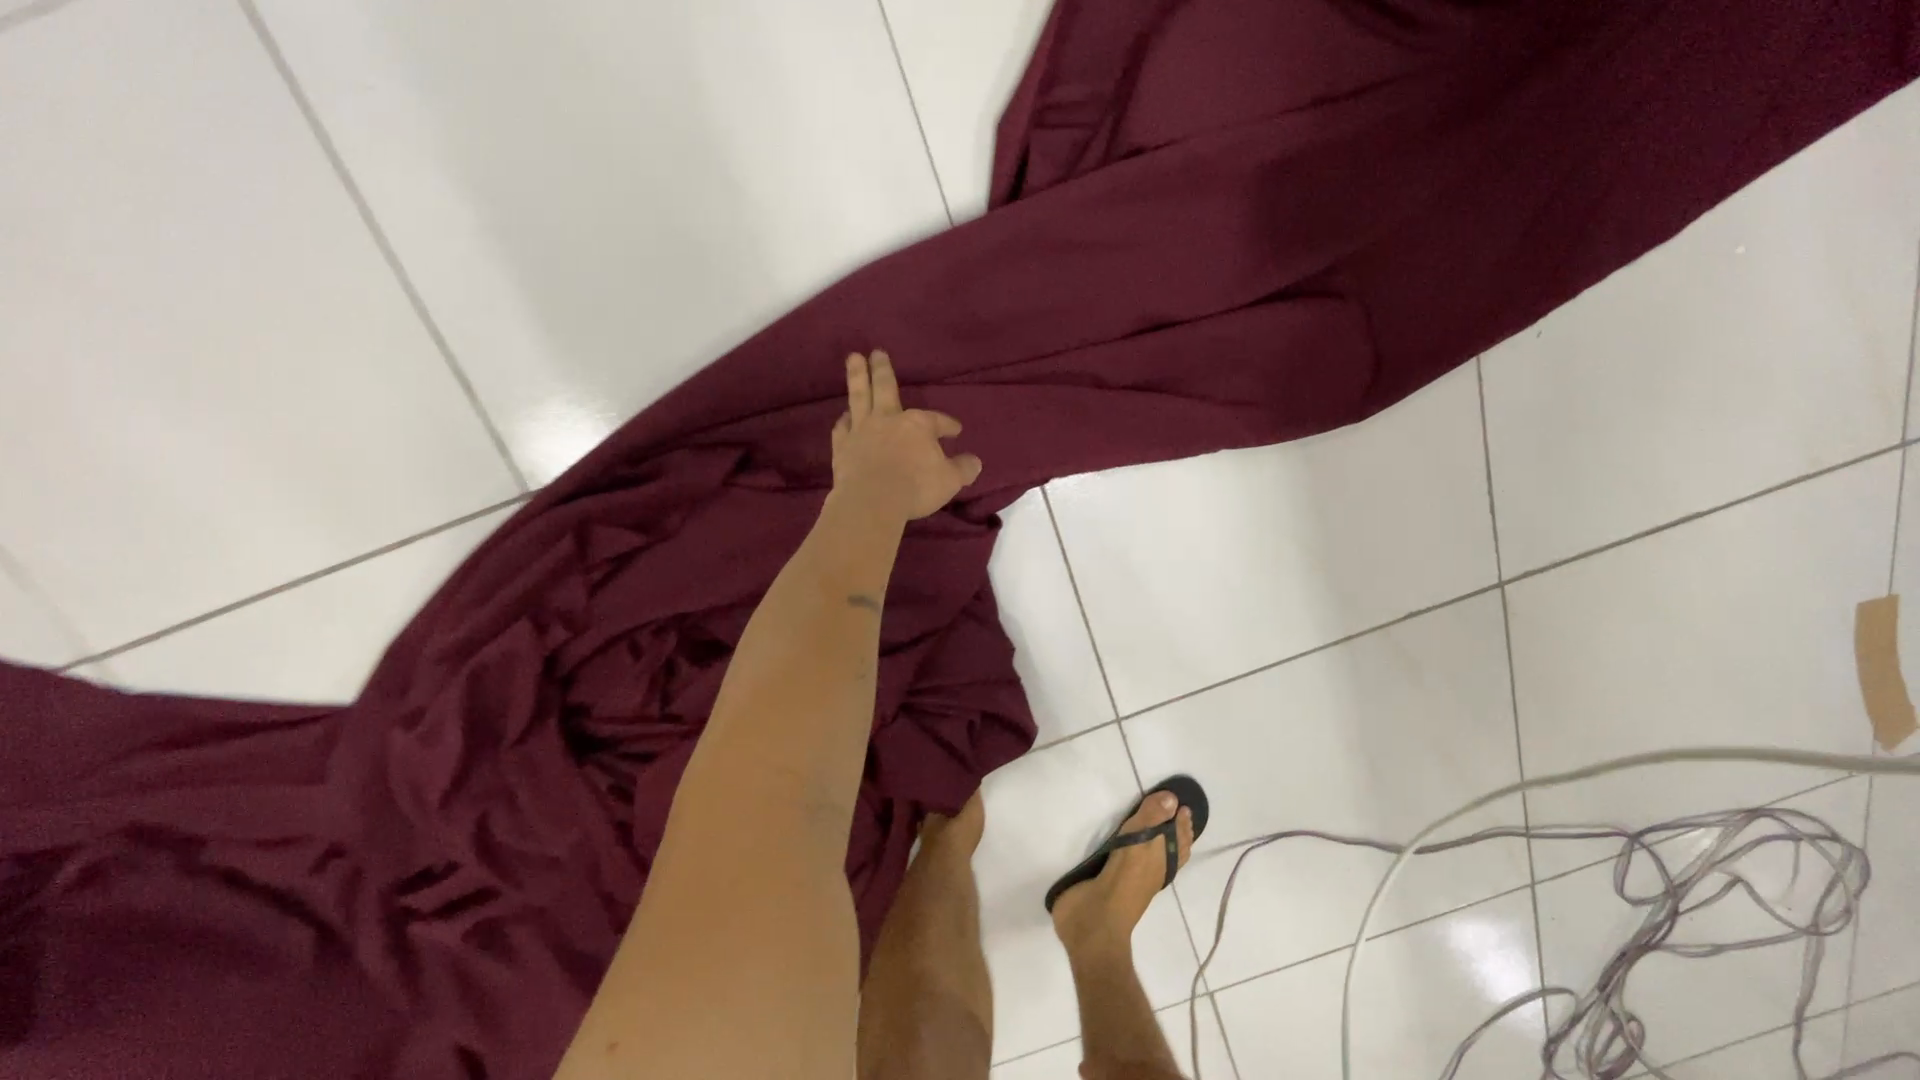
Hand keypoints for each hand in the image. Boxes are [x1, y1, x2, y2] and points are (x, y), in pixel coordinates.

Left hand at [830, 351, 981, 521]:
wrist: (872, 501)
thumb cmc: (916, 488)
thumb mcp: (950, 480)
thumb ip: (963, 469)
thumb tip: (975, 462)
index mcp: (917, 425)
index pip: (937, 420)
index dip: (947, 425)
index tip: (955, 430)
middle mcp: (888, 419)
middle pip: (886, 387)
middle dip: (883, 369)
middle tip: (877, 352)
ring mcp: (862, 431)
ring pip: (859, 397)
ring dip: (858, 377)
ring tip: (854, 358)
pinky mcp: (842, 447)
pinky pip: (841, 428)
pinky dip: (844, 421)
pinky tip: (845, 417)